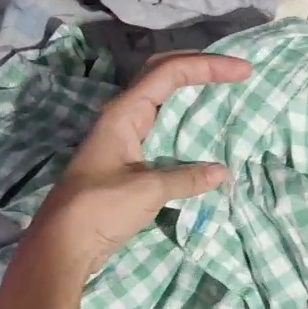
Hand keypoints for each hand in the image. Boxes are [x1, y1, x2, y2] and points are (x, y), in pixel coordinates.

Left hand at [25, 51, 251, 278]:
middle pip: (163, 76)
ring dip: (193, 96)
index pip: (169, 73)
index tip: (243, 71)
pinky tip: (204, 137)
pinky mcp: (129, 162)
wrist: (64, 243)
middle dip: (199, 68)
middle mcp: (124, 117)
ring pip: (163, 103)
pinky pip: (163, 132)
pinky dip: (186, 127)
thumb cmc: (99, 208)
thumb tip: (221, 172)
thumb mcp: (148, 191)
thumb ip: (186, 178)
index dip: (208, 66)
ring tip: (226, 98)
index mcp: (124, 113)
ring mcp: (125, 139)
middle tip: (234, 73)